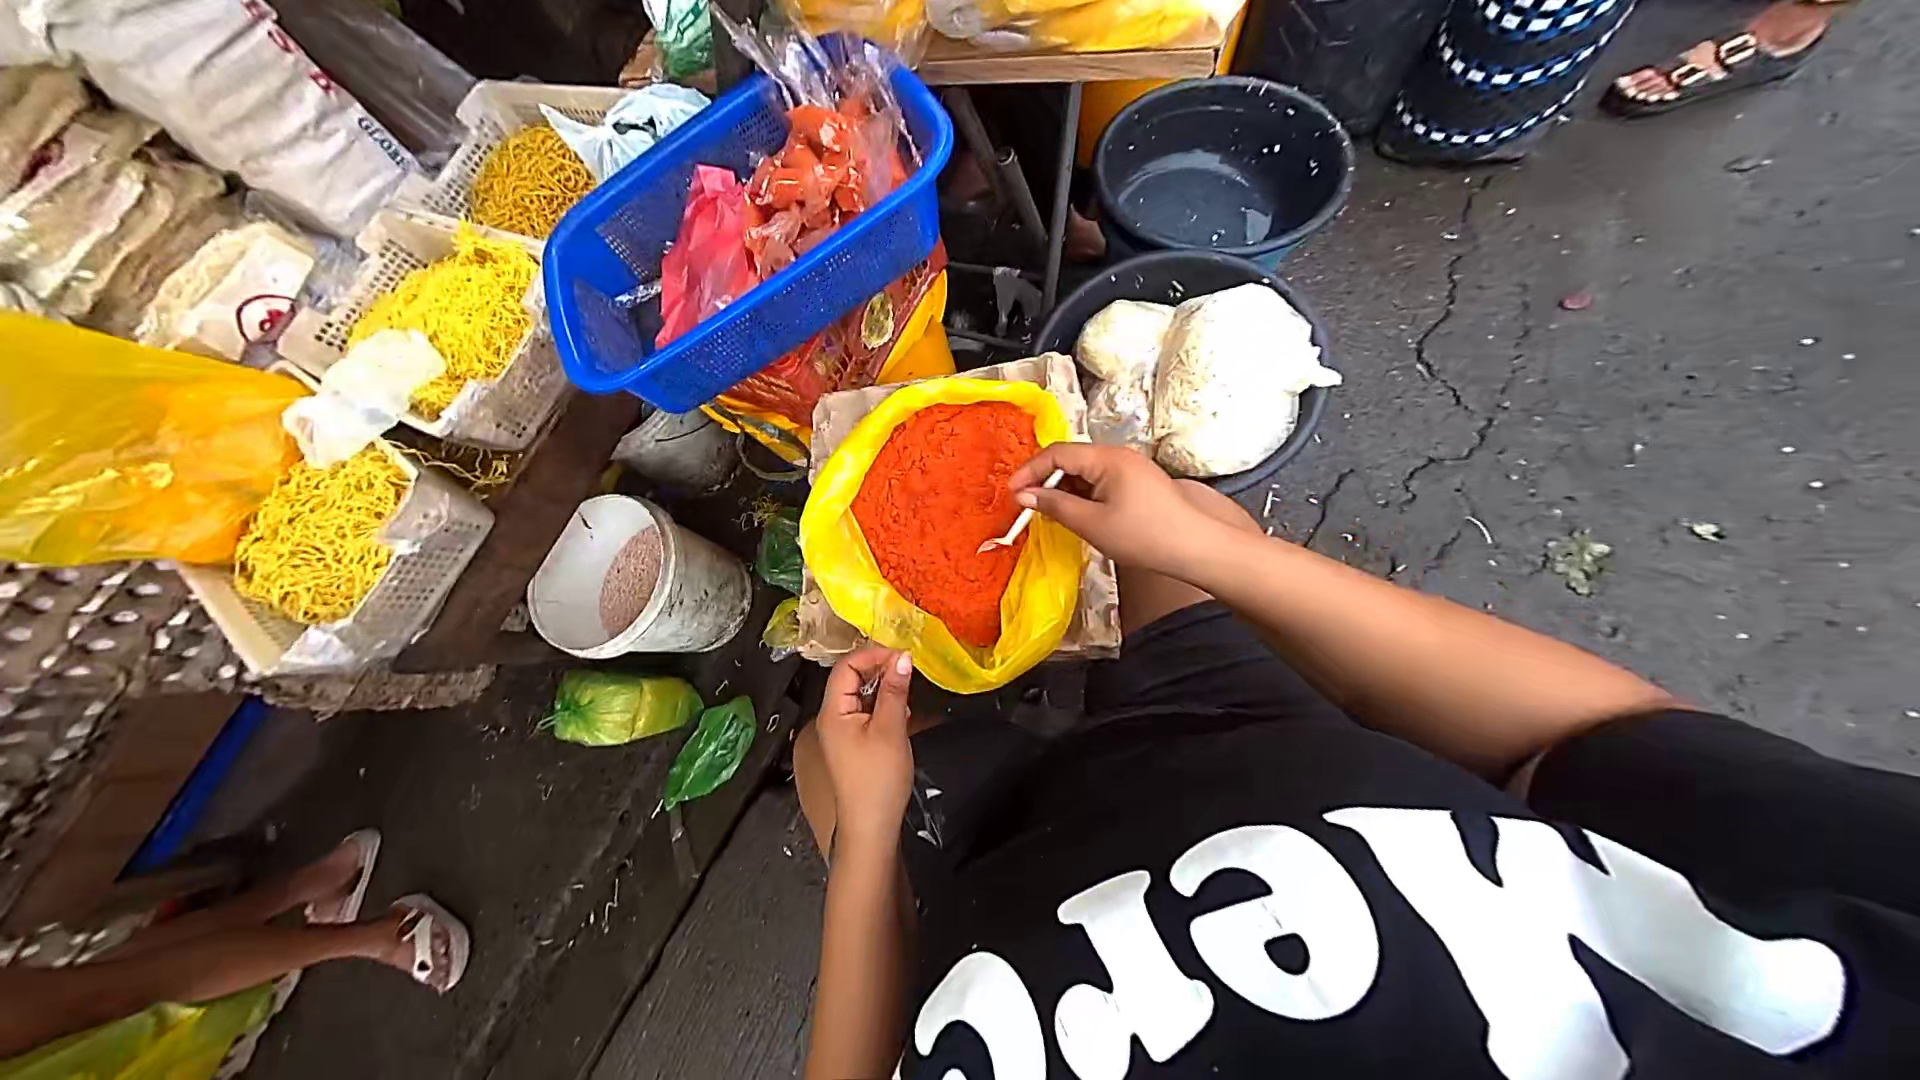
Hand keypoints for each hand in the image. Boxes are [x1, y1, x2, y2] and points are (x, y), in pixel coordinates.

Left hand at [814, 646, 914, 852]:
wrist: (871, 826)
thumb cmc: (878, 779)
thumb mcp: (891, 729)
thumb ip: (895, 690)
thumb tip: (903, 657)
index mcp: (833, 711)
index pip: (846, 666)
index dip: (873, 655)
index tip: (901, 656)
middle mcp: (832, 716)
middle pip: (851, 677)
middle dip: (879, 668)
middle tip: (907, 669)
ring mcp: (842, 729)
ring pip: (860, 693)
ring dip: (883, 686)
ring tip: (907, 689)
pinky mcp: (853, 741)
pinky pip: (866, 710)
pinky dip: (883, 703)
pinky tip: (902, 711)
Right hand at [1008, 442, 1222, 572]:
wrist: (1197, 548)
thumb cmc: (1144, 535)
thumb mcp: (1092, 523)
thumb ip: (1054, 506)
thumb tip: (1024, 496)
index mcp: (1107, 459)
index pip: (1057, 453)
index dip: (1030, 471)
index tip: (1012, 493)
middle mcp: (1118, 456)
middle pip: (1071, 460)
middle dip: (1045, 481)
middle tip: (1027, 507)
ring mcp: (1130, 469)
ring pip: (1084, 473)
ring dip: (1063, 491)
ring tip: (1048, 515)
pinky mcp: (1137, 484)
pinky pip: (1099, 482)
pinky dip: (1081, 496)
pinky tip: (1075, 515)